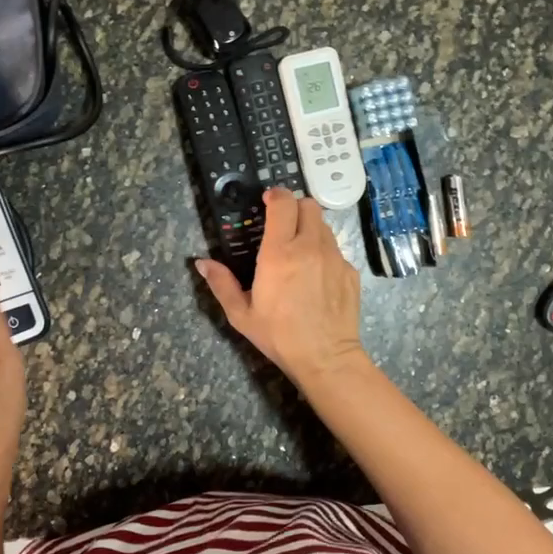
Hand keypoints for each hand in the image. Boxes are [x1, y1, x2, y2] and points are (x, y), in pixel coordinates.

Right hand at [196, 188, 365, 382]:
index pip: (283, 203)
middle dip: (294, 207)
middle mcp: (309, 247)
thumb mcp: (241, 314)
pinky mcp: (350, 271)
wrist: (326, 358)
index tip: (268, 200)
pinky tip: (316, 276)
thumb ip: (221, 284)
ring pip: (324, 225)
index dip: (275, 195)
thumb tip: (202, 263)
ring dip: (309, 228)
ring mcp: (334, 257)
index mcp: (279, 253)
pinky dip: (324, 252)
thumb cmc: (278, 335)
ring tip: (299, 249)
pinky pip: (336, 249)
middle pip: (308, 205)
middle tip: (283, 223)